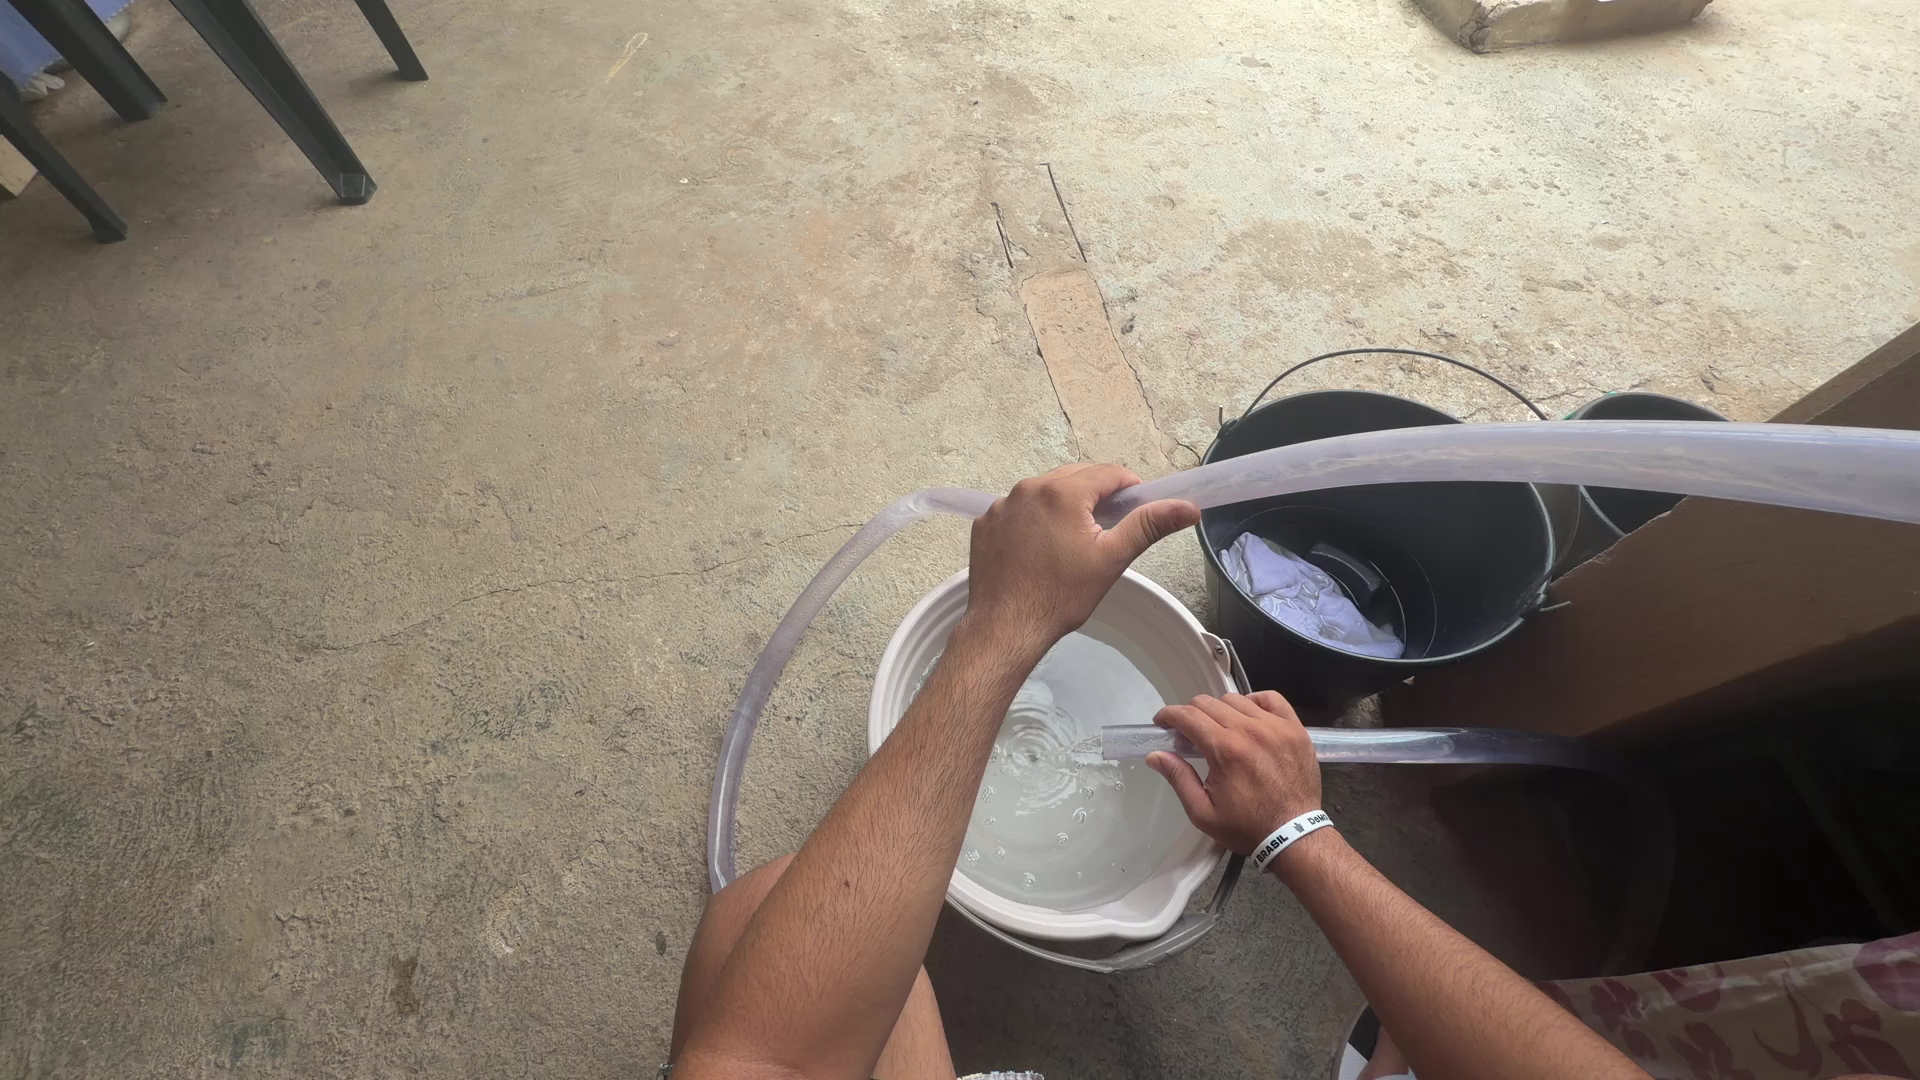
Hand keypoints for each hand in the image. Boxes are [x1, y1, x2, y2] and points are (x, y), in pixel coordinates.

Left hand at [959, 464, 1198, 657]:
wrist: (1005, 627)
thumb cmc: (1060, 596)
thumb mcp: (1111, 559)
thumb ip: (1148, 525)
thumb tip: (1188, 507)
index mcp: (1062, 492)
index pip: (1108, 472)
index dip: (1129, 488)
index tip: (1137, 509)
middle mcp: (1028, 489)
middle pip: (1075, 476)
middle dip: (1096, 495)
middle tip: (1107, 527)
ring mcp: (1001, 505)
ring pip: (1044, 491)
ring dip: (1064, 504)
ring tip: (1073, 539)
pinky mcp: (985, 523)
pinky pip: (1018, 509)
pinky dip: (1034, 519)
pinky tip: (1040, 547)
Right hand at [1146, 692, 1322, 855]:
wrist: (1295, 835)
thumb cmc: (1248, 826)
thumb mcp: (1203, 812)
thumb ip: (1178, 778)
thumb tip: (1155, 755)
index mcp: (1225, 750)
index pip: (1187, 715)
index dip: (1168, 715)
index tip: (1163, 724)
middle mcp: (1250, 731)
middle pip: (1207, 702)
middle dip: (1191, 715)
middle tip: (1191, 735)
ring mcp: (1275, 727)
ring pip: (1235, 699)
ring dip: (1220, 710)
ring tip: (1220, 730)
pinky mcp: (1294, 729)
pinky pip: (1270, 698)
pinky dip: (1254, 702)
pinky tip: (1249, 717)